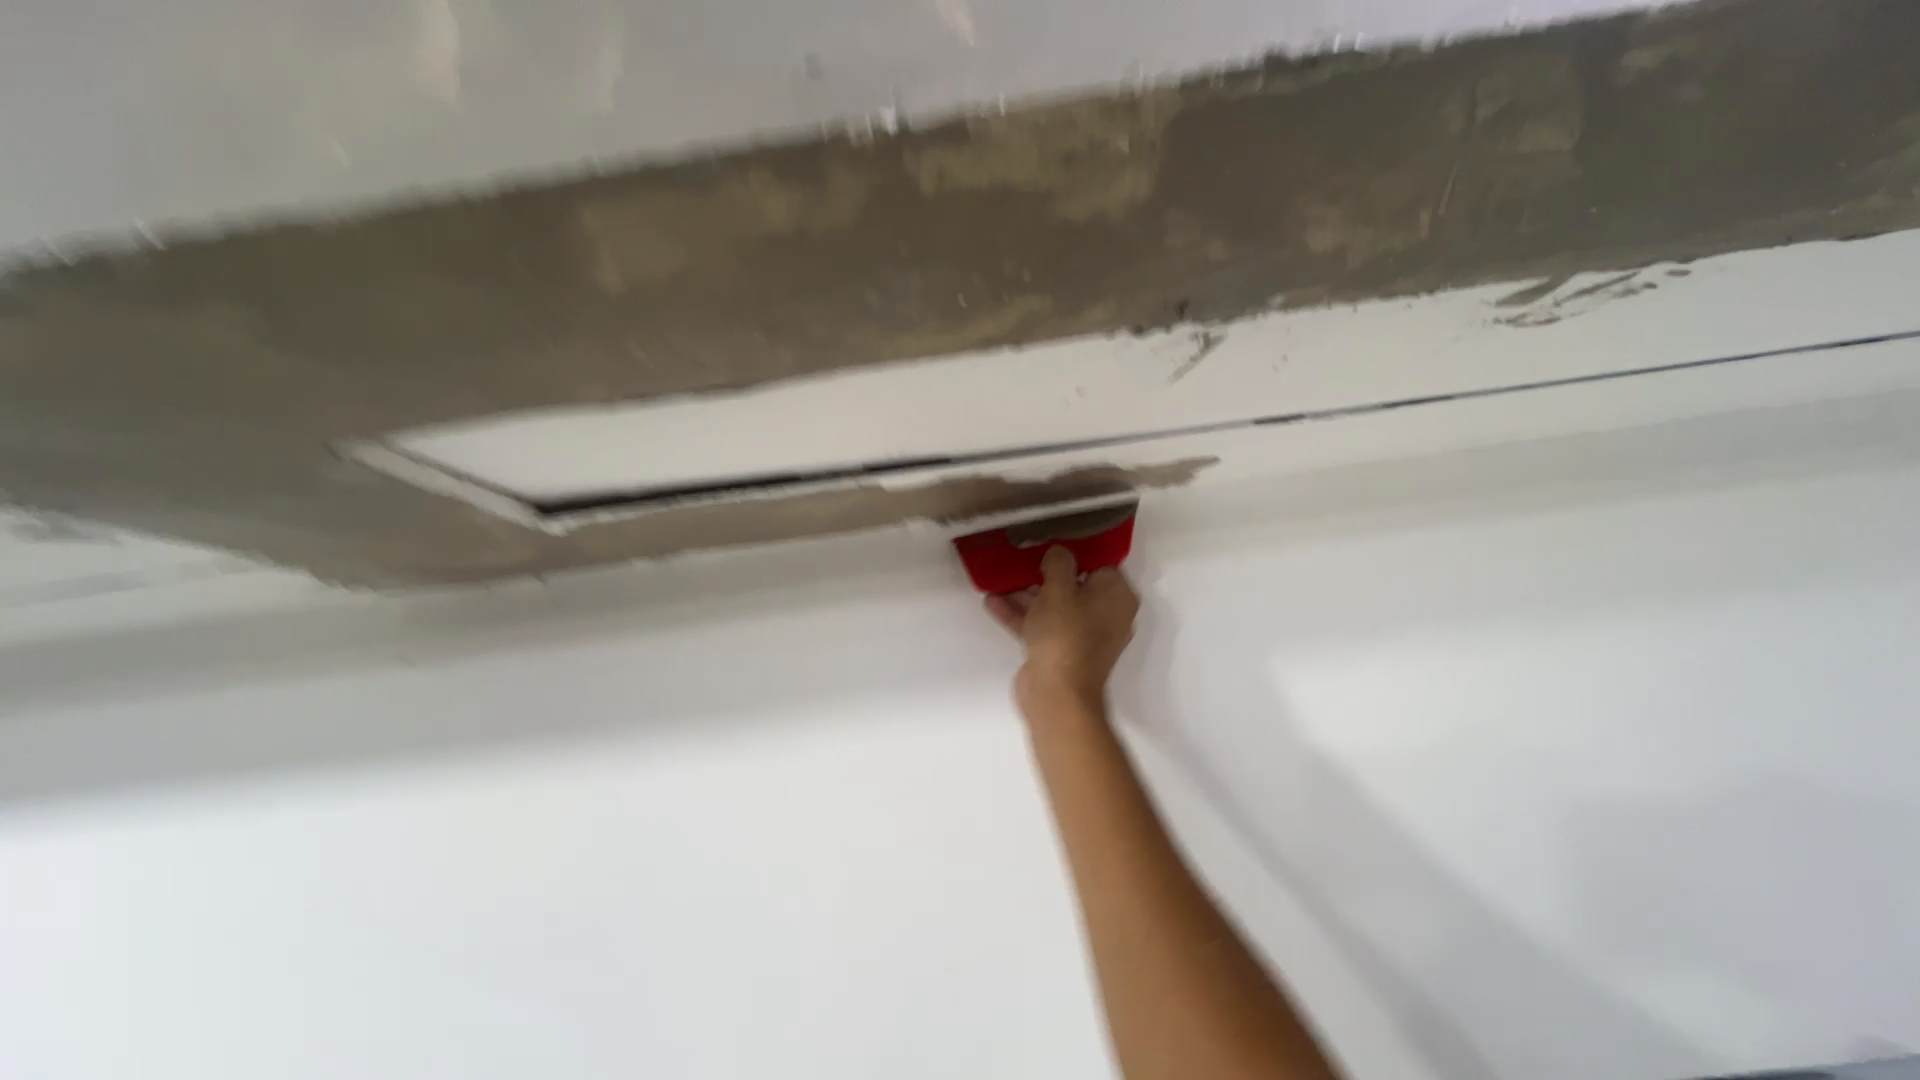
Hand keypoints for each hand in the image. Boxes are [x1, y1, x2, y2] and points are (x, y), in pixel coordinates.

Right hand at [985, 546, 1139, 715]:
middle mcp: (1105, 615)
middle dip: (1045, 573)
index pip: (1100, 564)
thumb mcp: (1059, 589)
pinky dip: (1021, 614)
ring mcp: (1082, 636)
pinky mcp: (1059, 652)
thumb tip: (1059, 553)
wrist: (1056, 694)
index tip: (1050, 541)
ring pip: (1054, 606)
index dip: (1075, 551)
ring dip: (1027, 593)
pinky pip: (1041, 625)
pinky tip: (992, 601)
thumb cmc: (1065, 634)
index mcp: (1117, 597)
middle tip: (1021, 556)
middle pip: (1075, 585)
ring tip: (1000, 576)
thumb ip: (1059, 563)